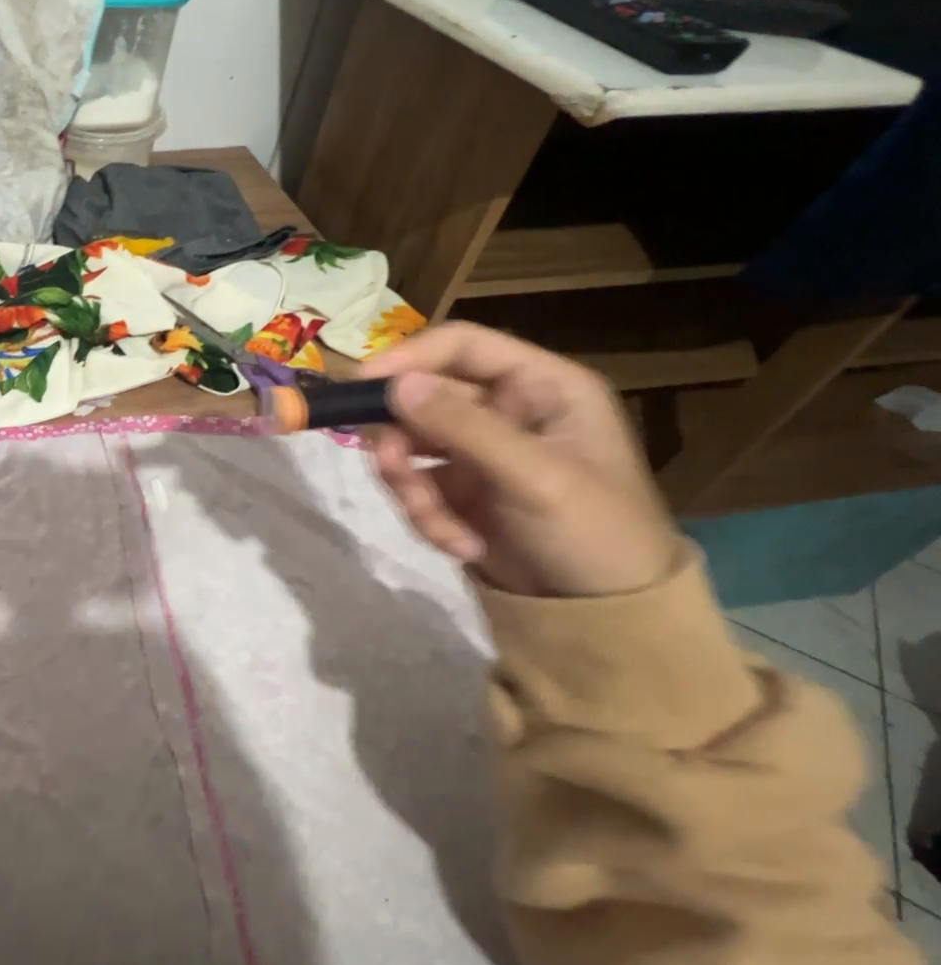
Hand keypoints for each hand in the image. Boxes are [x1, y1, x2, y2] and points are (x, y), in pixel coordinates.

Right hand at [358, 322, 681, 597]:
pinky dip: (426, 518)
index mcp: (541, 387)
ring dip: (411, 487)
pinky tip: (461, 546)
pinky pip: (415, 488)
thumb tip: (394, 385)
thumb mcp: (533, 476)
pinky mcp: (458, 491)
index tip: (361, 385)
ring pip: (408, 446)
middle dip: (402, 441)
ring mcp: (477, 452)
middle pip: (421, 399)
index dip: (409, 357)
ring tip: (439, 526)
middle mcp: (504, 410)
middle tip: (392, 470)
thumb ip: (463, 426)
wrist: (604, 618)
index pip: (461, 346)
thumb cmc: (593, 531)